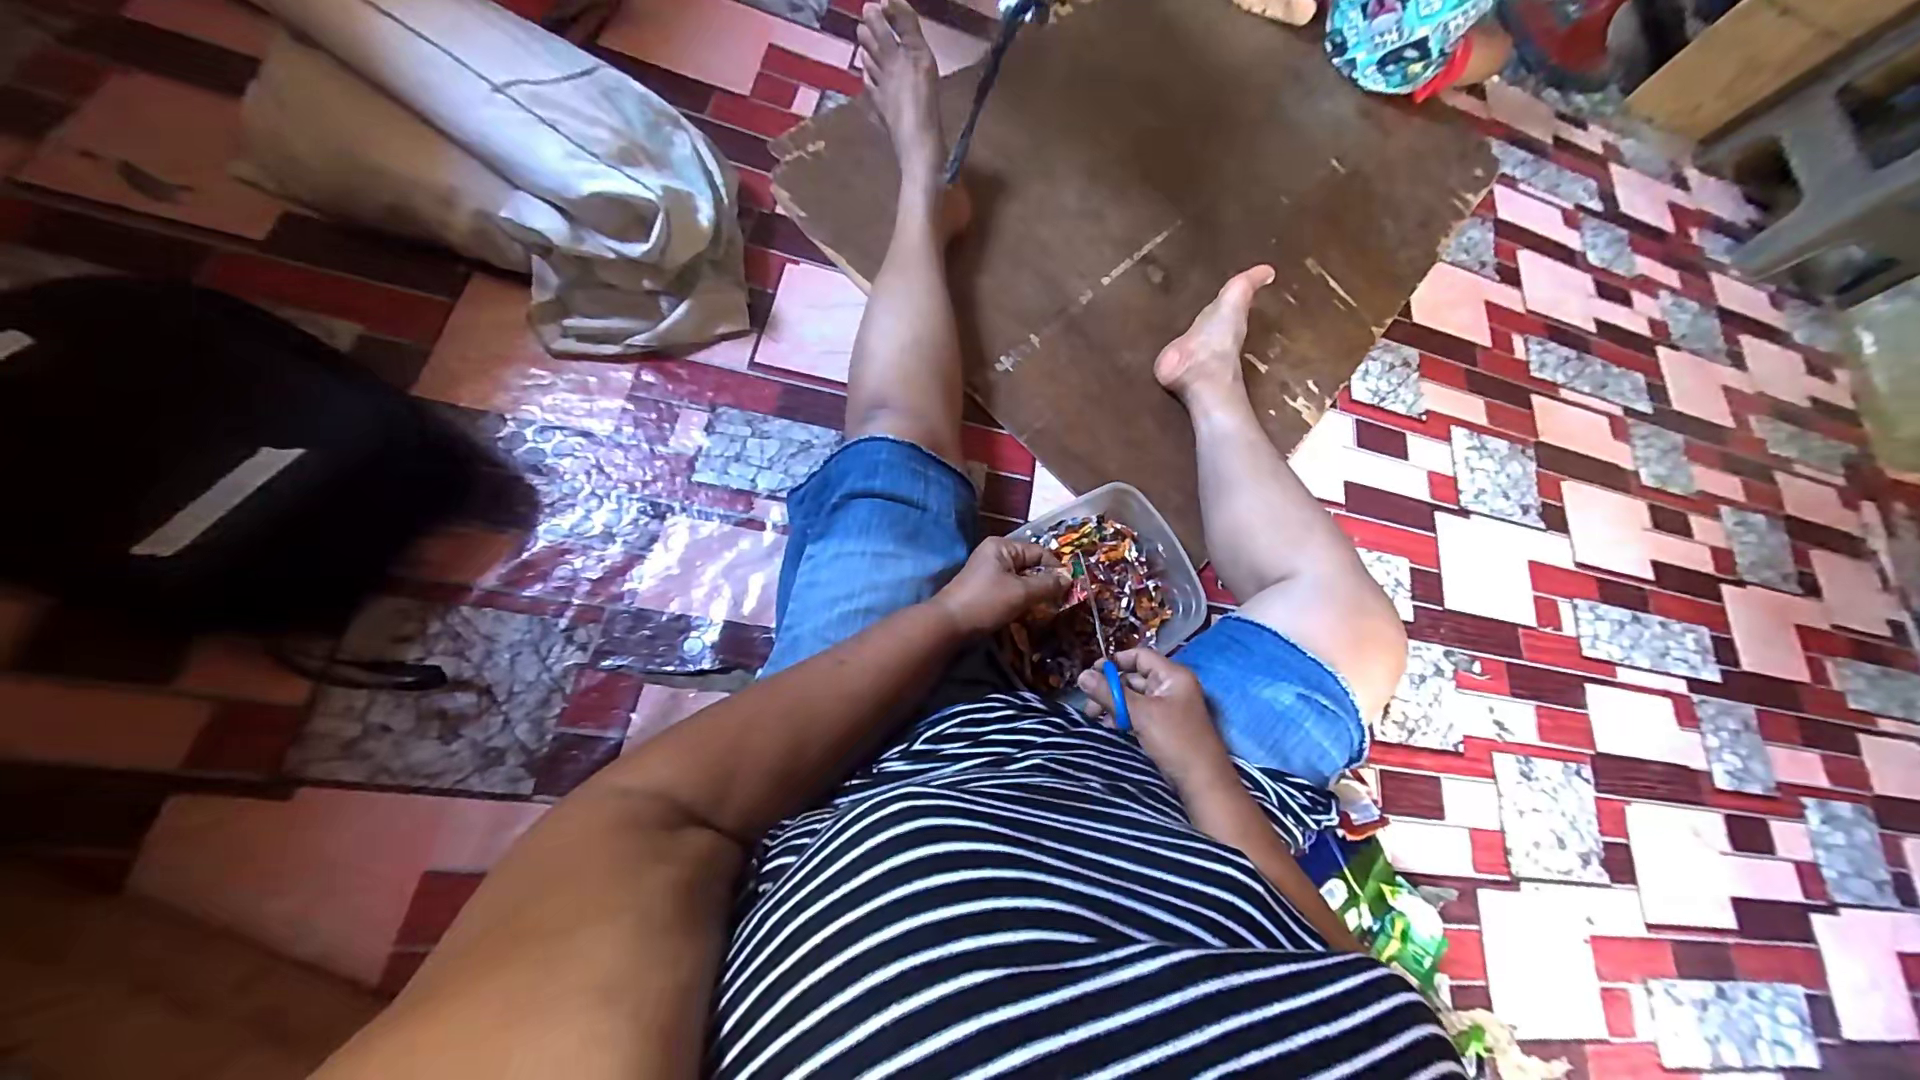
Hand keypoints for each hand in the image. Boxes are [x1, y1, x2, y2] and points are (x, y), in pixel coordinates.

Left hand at [929, 537, 1069, 637]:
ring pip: (1021, 579)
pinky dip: (1022, 598)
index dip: (1056, 569)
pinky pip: (1011, 589)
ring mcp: (989, 571)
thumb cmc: (986, 602)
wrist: (948, 625)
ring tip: (1048, 607)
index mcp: (1002, 546)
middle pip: (1030, 564)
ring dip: (1034, 592)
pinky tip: (1029, 611)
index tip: (1070, 588)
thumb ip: (1048, 584)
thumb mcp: (1021, 592)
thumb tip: (1069, 578)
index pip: (1039, 552)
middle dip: (1046, 582)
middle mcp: (995, 554)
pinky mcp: (985, 589)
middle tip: (1061, 600)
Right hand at [1078, 648, 1236, 796]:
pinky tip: (1108, 725)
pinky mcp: (1163, 725)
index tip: (1092, 673)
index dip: (1115, 661)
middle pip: (1133, 677)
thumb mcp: (1139, 713)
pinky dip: (1123, 716)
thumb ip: (1110, 693)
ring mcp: (1167, 707)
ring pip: (1133, 697)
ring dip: (1113, 703)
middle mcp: (1171, 687)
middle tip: (1089, 702)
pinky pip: (1138, 713)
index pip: (1139, 656)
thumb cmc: (1174, 739)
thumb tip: (1082, 675)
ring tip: (1094, 715)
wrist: (1202, 781)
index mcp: (1172, 676)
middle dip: (1109, 687)